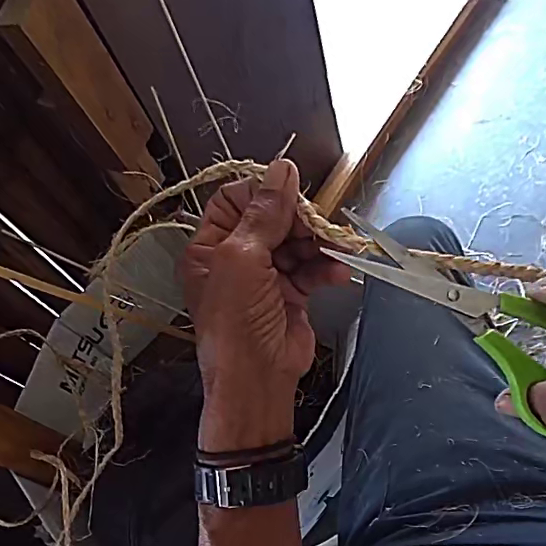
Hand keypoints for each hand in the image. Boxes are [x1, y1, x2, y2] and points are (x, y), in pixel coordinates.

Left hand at [179, 158, 348, 451]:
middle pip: (271, 218)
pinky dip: (325, 267)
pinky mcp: (290, 294)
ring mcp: (263, 277)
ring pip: (295, 241)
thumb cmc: (236, 322)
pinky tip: (337, 272)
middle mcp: (233, 260)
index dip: (262, 193)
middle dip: (296, 220)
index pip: (233, 200)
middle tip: (313, 228)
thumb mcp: (242, 258)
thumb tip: (282, 167)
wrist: (256, 378)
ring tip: (331, 252)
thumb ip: (265, 212)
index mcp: (208, 248)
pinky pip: (311, 267)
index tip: (289, 194)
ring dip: (316, 244)